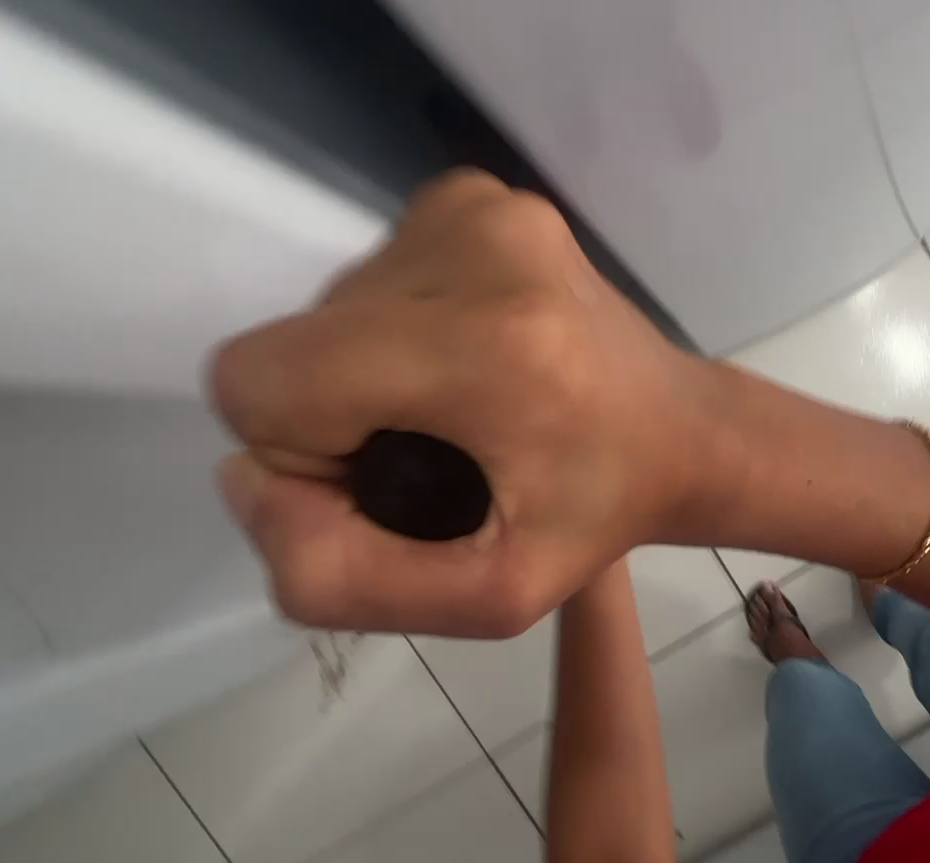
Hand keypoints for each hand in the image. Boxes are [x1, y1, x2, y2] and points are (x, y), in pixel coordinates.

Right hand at [209, 170, 720, 636]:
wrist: (681, 433)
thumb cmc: (597, 519)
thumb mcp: (486, 598)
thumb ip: (339, 575)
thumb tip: (247, 479)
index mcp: (487, 350)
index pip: (264, 388)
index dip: (305, 460)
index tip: (396, 484)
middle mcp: (479, 249)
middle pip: (292, 346)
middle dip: (336, 420)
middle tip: (440, 454)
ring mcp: (481, 209)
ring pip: (329, 310)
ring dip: (371, 376)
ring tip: (468, 410)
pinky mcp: (482, 197)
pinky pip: (378, 275)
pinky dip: (402, 330)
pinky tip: (473, 363)